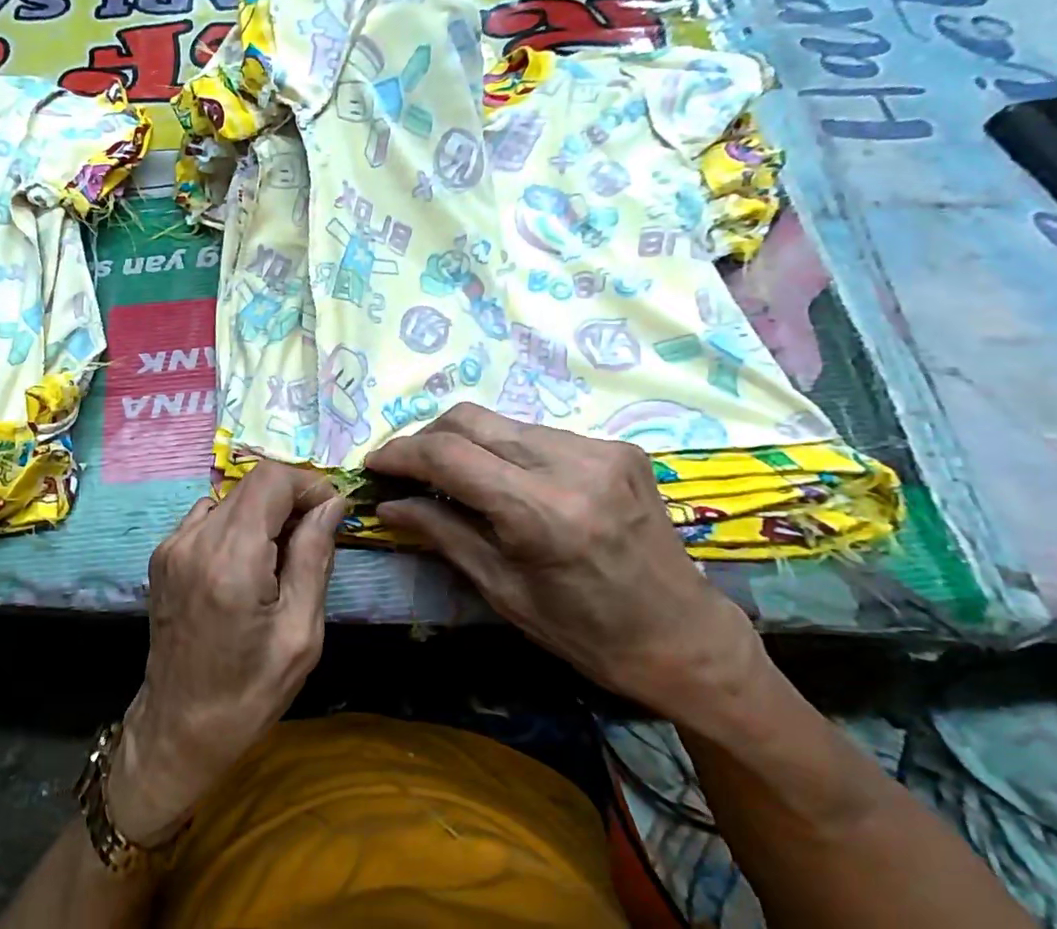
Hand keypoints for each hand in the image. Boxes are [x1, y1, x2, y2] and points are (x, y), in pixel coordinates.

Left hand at [107, 464, 346, 843]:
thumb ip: (314, 558)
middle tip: (313, 539)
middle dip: (289, 500)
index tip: (331, 514)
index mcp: (230, 559)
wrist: (180, 724)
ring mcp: (171, 545)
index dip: (307, 485)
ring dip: (262, 514)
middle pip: (250, 485)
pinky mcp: (162, 555)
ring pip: (229, 498)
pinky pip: (206, 518)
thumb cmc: (250, 690)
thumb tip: (331, 505)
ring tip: (279, 558)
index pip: (270, 479)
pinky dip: (234, 527)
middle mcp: (194, 540)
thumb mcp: (300, 632)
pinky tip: (245, 565)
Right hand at [366, 404, 765, 727]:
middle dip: (425, 439)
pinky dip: (502, 449)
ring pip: (500, 421)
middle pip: (469, 419)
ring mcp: (600, 450)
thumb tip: (386, 506)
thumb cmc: (583, 631)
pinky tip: (500, 480)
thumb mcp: (500, 588)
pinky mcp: (616, 447)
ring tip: (449, 477)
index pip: (448, 455)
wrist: (683, 638)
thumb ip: (440, 533)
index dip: (400, 454)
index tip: (373, 465)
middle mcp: (573, 466)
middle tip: (405, 471)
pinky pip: (534, 433)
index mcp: (542, 513)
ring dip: (462, 442)